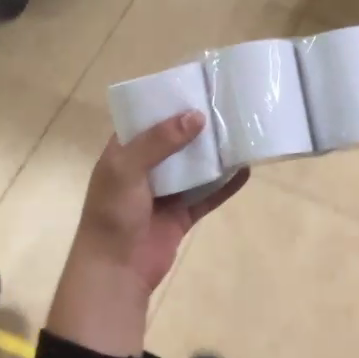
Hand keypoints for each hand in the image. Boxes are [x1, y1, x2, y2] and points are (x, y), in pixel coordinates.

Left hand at [47, 111, 249, 356]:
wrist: (115, 272)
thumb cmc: (113, 215)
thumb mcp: (127, 170)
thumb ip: (159, 142)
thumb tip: (196, 116)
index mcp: (123, 153)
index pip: (147, 120)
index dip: (168, 104)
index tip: (197, 85)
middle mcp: (144, 169)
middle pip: (175, 141)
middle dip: (198, 126)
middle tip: (227, 105)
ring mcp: (164, 193)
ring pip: (194, 167)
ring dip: (214, 155)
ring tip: (241, 133)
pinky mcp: (181, 215)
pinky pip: (207, 196)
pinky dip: (225, 185)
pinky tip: (245, 171)